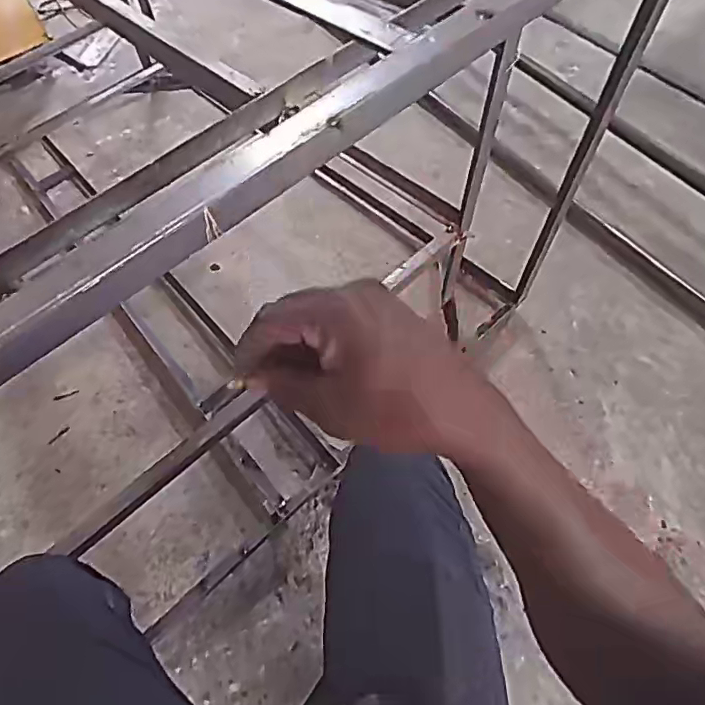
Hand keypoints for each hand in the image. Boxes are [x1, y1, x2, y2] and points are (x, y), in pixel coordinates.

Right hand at [234, 280, 520, 461]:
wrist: (464, 412)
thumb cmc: (397, 412)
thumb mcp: (331, 406)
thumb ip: (285, 386)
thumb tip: (258, 376)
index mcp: (336, 310)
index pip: (272, 320)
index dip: (249, 349)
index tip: (239, 378)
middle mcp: (354, 291)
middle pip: (293, 309)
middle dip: (272, 345)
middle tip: (262, 382)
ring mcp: (375, 297)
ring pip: (317, 313)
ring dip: (298, 342)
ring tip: (291, 381)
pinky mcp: (389, 310)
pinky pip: (341, 317)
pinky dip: (323, 339)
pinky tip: (323, 369)